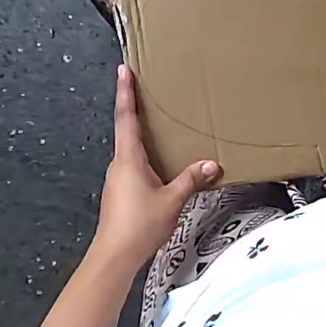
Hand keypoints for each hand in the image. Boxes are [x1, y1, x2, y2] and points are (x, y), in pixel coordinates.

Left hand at [91, 64, 220, 265]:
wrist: (114, 255)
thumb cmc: (138, 226)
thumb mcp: (172, 201)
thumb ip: (190, 180)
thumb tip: (210, 165)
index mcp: (128, 158)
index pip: (126, 117)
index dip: (125, 92)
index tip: (123, 70)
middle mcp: (118, 164)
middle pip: (126, 130)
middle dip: (134, 109)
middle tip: (142, 90)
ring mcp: (117, 179)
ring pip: (130, 151)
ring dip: (142, 137)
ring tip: (158, 128)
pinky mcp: (120, 193)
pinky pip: (133, 167)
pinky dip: (145, 159)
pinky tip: (158, 167)